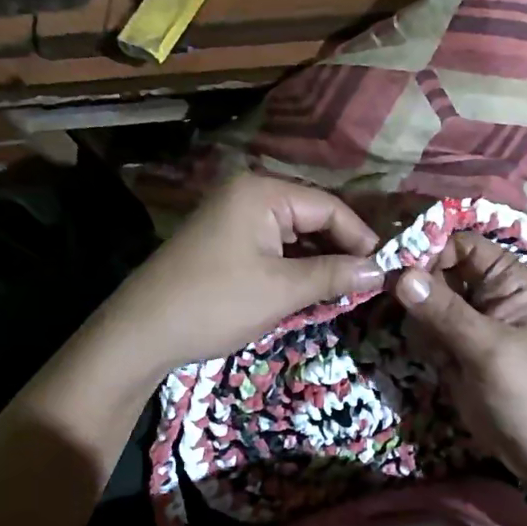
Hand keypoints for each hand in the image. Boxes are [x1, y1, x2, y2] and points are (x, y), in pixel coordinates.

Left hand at [100, 174, 382, 373]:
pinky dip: (293, 267)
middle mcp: (247, 194)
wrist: (141, 332)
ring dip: (318, 261)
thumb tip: (380, 271)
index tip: (385, 269)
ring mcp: (232, 217)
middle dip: (341, 249)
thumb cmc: (215, 303)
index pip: (328, 206)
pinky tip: (311, 289)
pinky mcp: (224, 241)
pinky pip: (272, 246)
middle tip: (369, 282)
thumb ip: (334, 275)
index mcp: (262, 192)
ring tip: (346, 290)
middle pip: (311, 217)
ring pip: (293, 234)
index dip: (360, 237)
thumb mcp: (281, 290)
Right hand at [396, 233, 526, 492]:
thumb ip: (444, 311)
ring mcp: (470, 318)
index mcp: (511, 281)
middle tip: (406, 314)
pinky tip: (437, 362)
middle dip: (420, 290)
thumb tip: (401, 275)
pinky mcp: (454, 343)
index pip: (462, 245)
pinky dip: (422, 340)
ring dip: (420, 320)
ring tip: (436, 349)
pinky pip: (424, 326)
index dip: (431, 252)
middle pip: (439, 269)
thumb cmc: (525, 394)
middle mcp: (488, 292)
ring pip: (426, 299)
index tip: (398, 273)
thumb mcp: (487, 349)